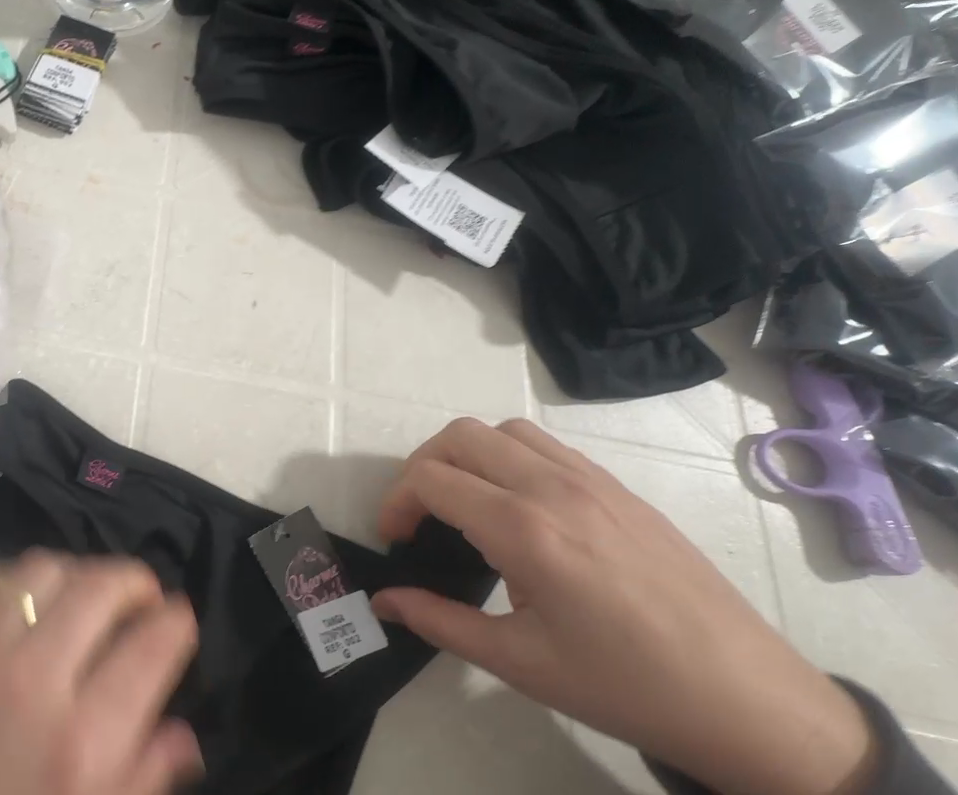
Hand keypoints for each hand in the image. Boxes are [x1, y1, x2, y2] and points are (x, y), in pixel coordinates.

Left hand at [0, 552, 202, 794]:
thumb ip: (142, 777)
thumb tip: (184, 732)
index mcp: (84, 742)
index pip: (150, 651)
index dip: (176, 622)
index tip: (181, 615)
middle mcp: (38, 681)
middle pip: (101, 591)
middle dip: (136, 581)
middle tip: (144, 595)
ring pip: (47, 570)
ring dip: (81, 572)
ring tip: (90, 592)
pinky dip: (28, 577)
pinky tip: (37, 595)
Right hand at [370, 417, 873, 794]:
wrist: (750, 702)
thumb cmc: (625, 686)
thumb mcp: (520, 663)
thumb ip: (439, 622)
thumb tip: (383, 601)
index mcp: (525, 530)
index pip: (431, 479)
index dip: (396, 503)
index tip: (396, 540)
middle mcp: (554, 489)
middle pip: (460, 437)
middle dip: (423, 467)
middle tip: (420, 516)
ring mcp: (594, 483)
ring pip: (505, 430)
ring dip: (468, 455)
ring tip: (466, 503)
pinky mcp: (622, 492)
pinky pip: (549, 447)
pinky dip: (513, 458)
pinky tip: (521, 509)